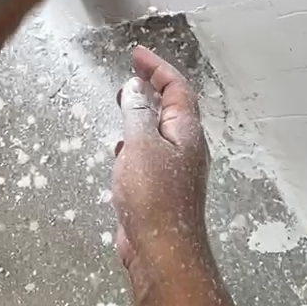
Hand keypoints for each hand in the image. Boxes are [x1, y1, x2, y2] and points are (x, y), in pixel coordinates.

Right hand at [112, 46, 211, 279]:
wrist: (161, 250)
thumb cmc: (153, 195)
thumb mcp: (140, 144)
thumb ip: (138, 112)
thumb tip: (136, 87)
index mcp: (185, 132)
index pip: (177, 88)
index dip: (158, 68)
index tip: (137, 55)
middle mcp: (185, 147)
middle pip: (172, 107)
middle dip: (152, 87)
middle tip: (129, 76)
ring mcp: (174, 169)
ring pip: (159, 131)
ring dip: (142, 114)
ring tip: (123, 105)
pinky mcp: (161, 189)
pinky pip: (149, 153)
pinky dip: (134, 141)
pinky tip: (120, 150)